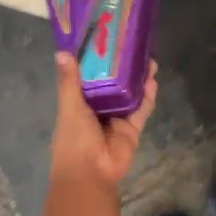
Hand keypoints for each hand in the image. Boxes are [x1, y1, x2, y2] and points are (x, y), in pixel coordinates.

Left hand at [49, 53, 158, 186]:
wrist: (90, 174)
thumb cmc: (74, 139)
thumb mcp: (70, 108)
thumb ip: (69, 82)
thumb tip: (61, 52)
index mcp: (80, 104)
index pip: (89, 77)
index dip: (99, 61)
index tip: (108, 41)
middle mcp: (99, 110)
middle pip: (114, 84)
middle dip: (124, 69)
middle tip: (134, 48)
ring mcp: (117, 120)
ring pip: (131, 95)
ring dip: (139, 80)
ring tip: (149, 60)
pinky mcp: (132, 129)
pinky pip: (142, 110)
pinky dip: (148, 98)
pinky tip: (153, 81)